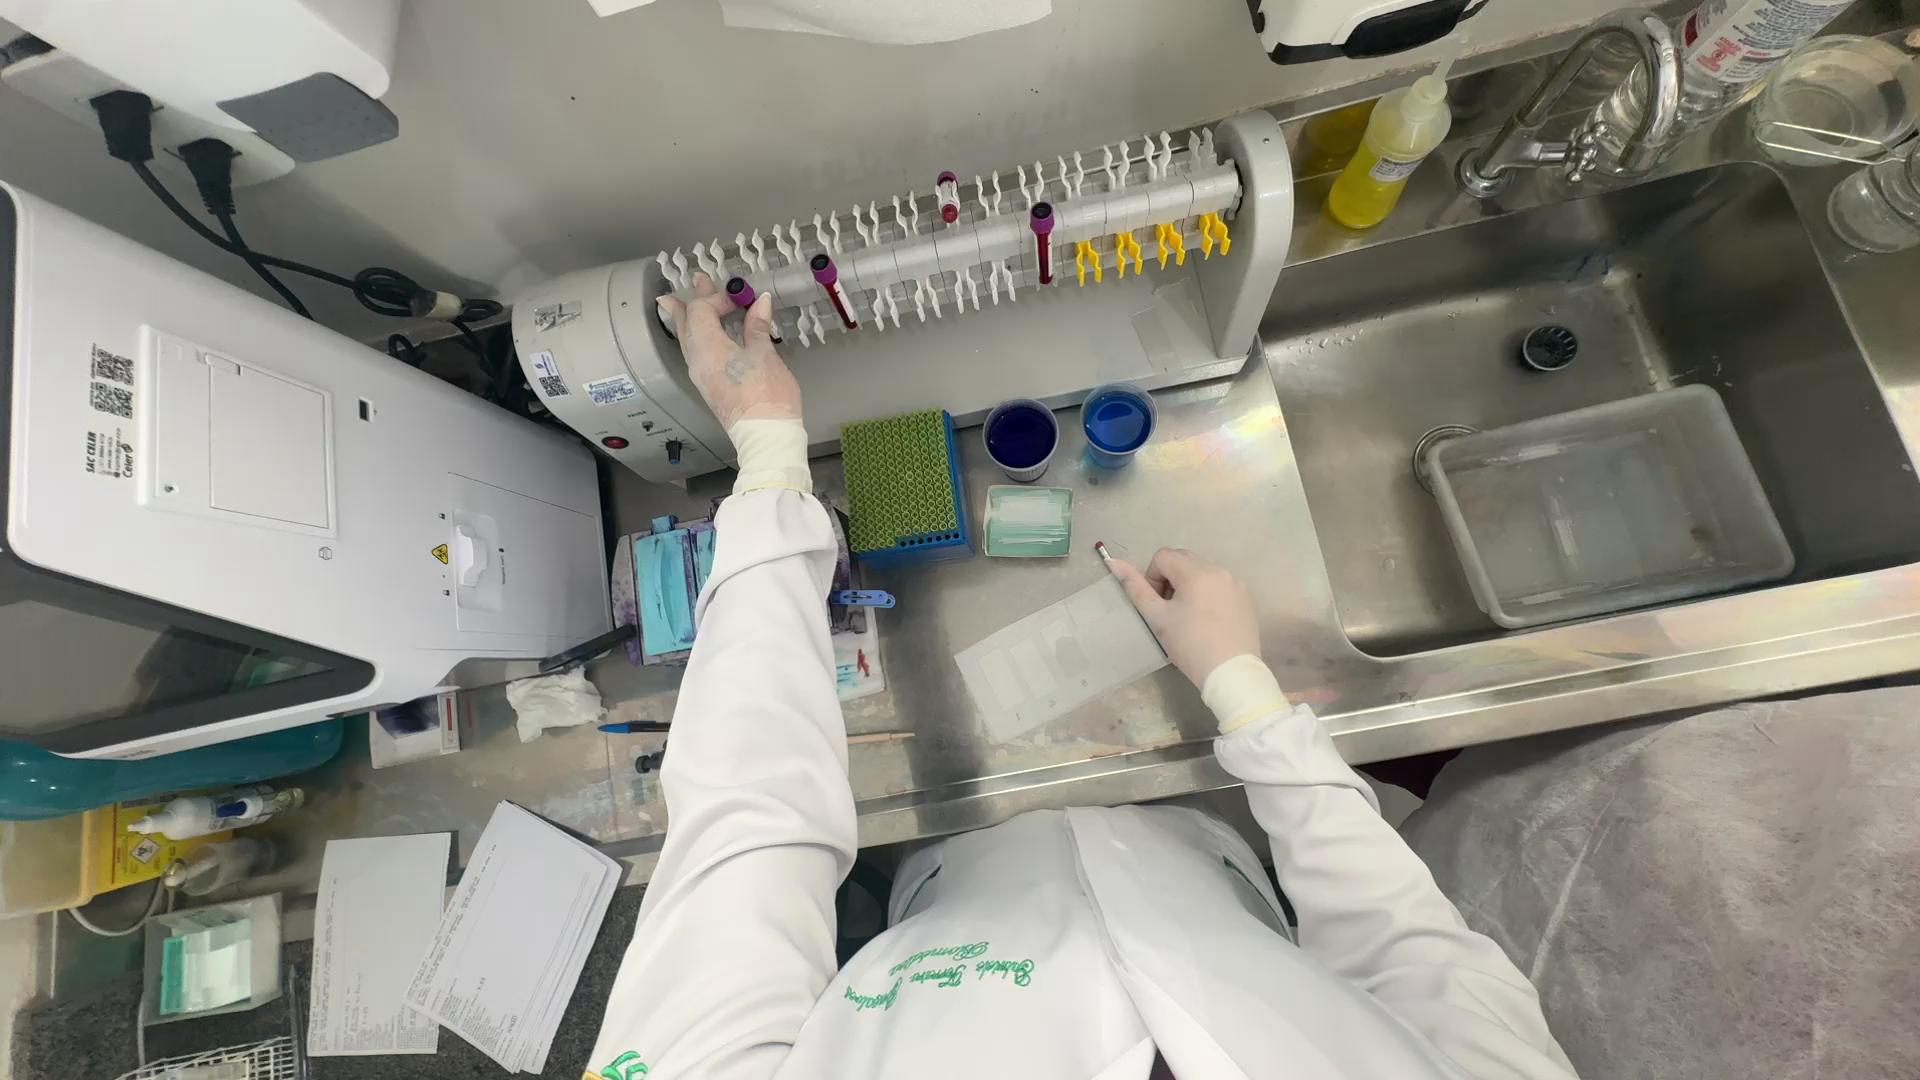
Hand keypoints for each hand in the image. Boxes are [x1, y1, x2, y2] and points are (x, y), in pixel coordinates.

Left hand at [656, 272, 801, 428]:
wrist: (766, 435)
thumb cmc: (768, 396)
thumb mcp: (765, 355)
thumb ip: (758, 326)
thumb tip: (759, 302)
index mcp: (708, 347)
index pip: (702, 310)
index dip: (718, 297)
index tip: (737, 294)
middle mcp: (698, 360)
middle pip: (687, 324)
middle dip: (692, 301)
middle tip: (696, 281)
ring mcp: (701, 376)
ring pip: (687, 340)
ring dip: (689, 319)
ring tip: (681, 304)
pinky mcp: (709, 388)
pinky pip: (695, 355)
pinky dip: (696, 338)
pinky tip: (704, 337)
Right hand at [1110, 547, 1260, 686]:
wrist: (1230, 673)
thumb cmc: (1189, 645)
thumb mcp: (1157, 617)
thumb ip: (1134, 587)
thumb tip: (1114, 562)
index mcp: (1196, 572)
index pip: (1163, 556)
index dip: (1153, 577)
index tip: (1158, 604)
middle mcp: (1219, 570)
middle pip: (1183, 560)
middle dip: (1171, 579)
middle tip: (1171, 610)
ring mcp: (1236, 584)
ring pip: (1202, 573)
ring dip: (1189, 586)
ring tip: (1190, 617)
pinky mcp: (1246, 598)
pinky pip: (1219, 585)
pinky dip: (1208, 595)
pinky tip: (1209, 621)